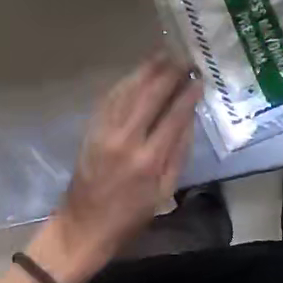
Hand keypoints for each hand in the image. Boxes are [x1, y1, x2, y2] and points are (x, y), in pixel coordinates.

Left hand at [27, 54, 201, 282]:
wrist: (83, 227)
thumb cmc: (130, 216)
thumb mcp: (164, 191)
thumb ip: (179, 153)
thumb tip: (190, 118)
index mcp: (149, 160)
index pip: (174, 116)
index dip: (188, 94)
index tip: (199, 79)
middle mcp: (126, 140)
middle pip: (151, 96)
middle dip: (169, 74)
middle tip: (184, 58)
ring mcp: (105, 132)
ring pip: (128, 91)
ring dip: (147, 70)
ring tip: (164, 55)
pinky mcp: (91, 130)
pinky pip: (110, 98)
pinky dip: (125, 82)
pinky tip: (137, 72)